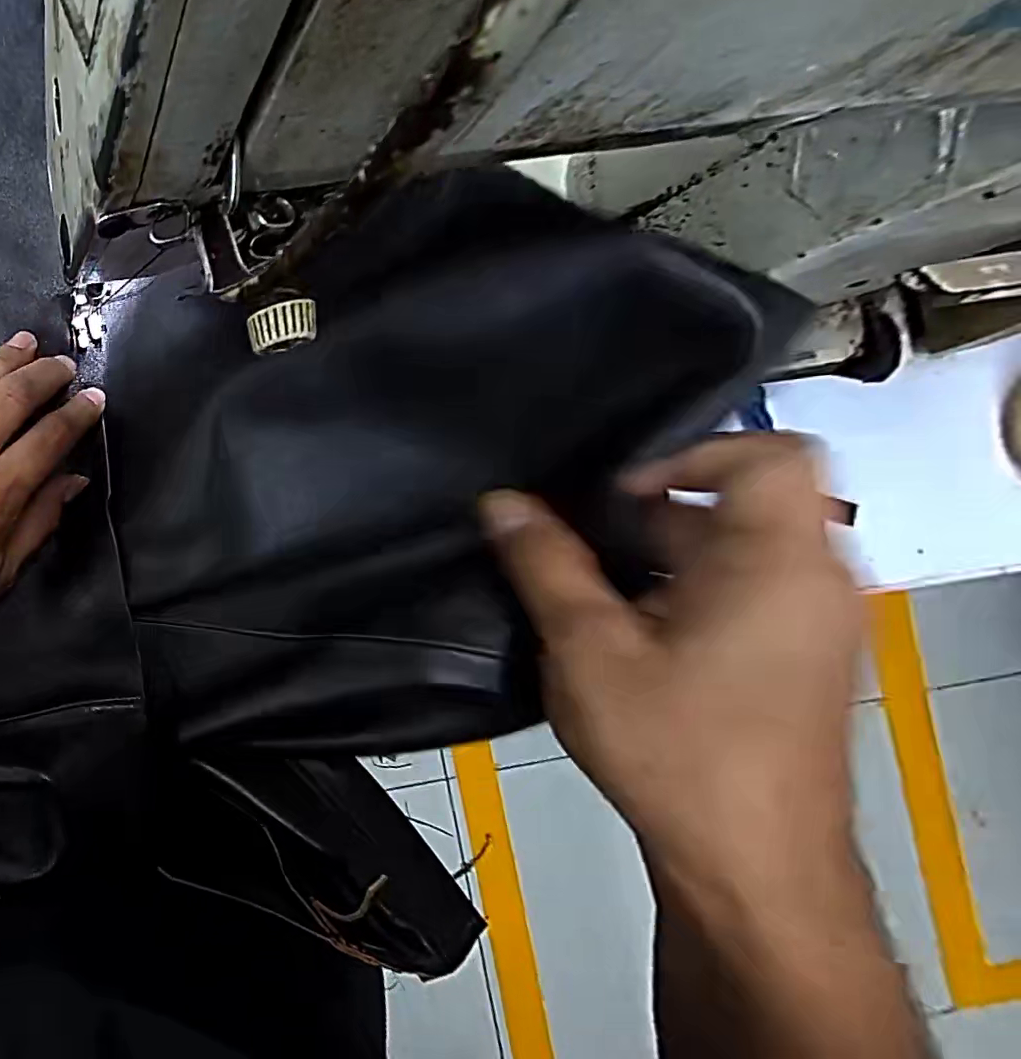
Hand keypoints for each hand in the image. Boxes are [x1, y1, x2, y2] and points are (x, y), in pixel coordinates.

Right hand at [480, 434, 865, 888]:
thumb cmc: (671, 743)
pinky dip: (668, 591)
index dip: (684, 454)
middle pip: (729, 505)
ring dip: (645, 560)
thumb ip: (542, 563)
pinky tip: (612, 635)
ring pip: (723, 552)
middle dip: (637, 519)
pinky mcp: (790, 656)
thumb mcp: (584, 644)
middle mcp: (811, 582)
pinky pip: (730, 590)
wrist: (745, 857)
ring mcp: (807, 622)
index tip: (608, 499)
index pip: (768, 454)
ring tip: (579, 600)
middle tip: (566, 555)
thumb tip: (500, 503)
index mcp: (777, 564)